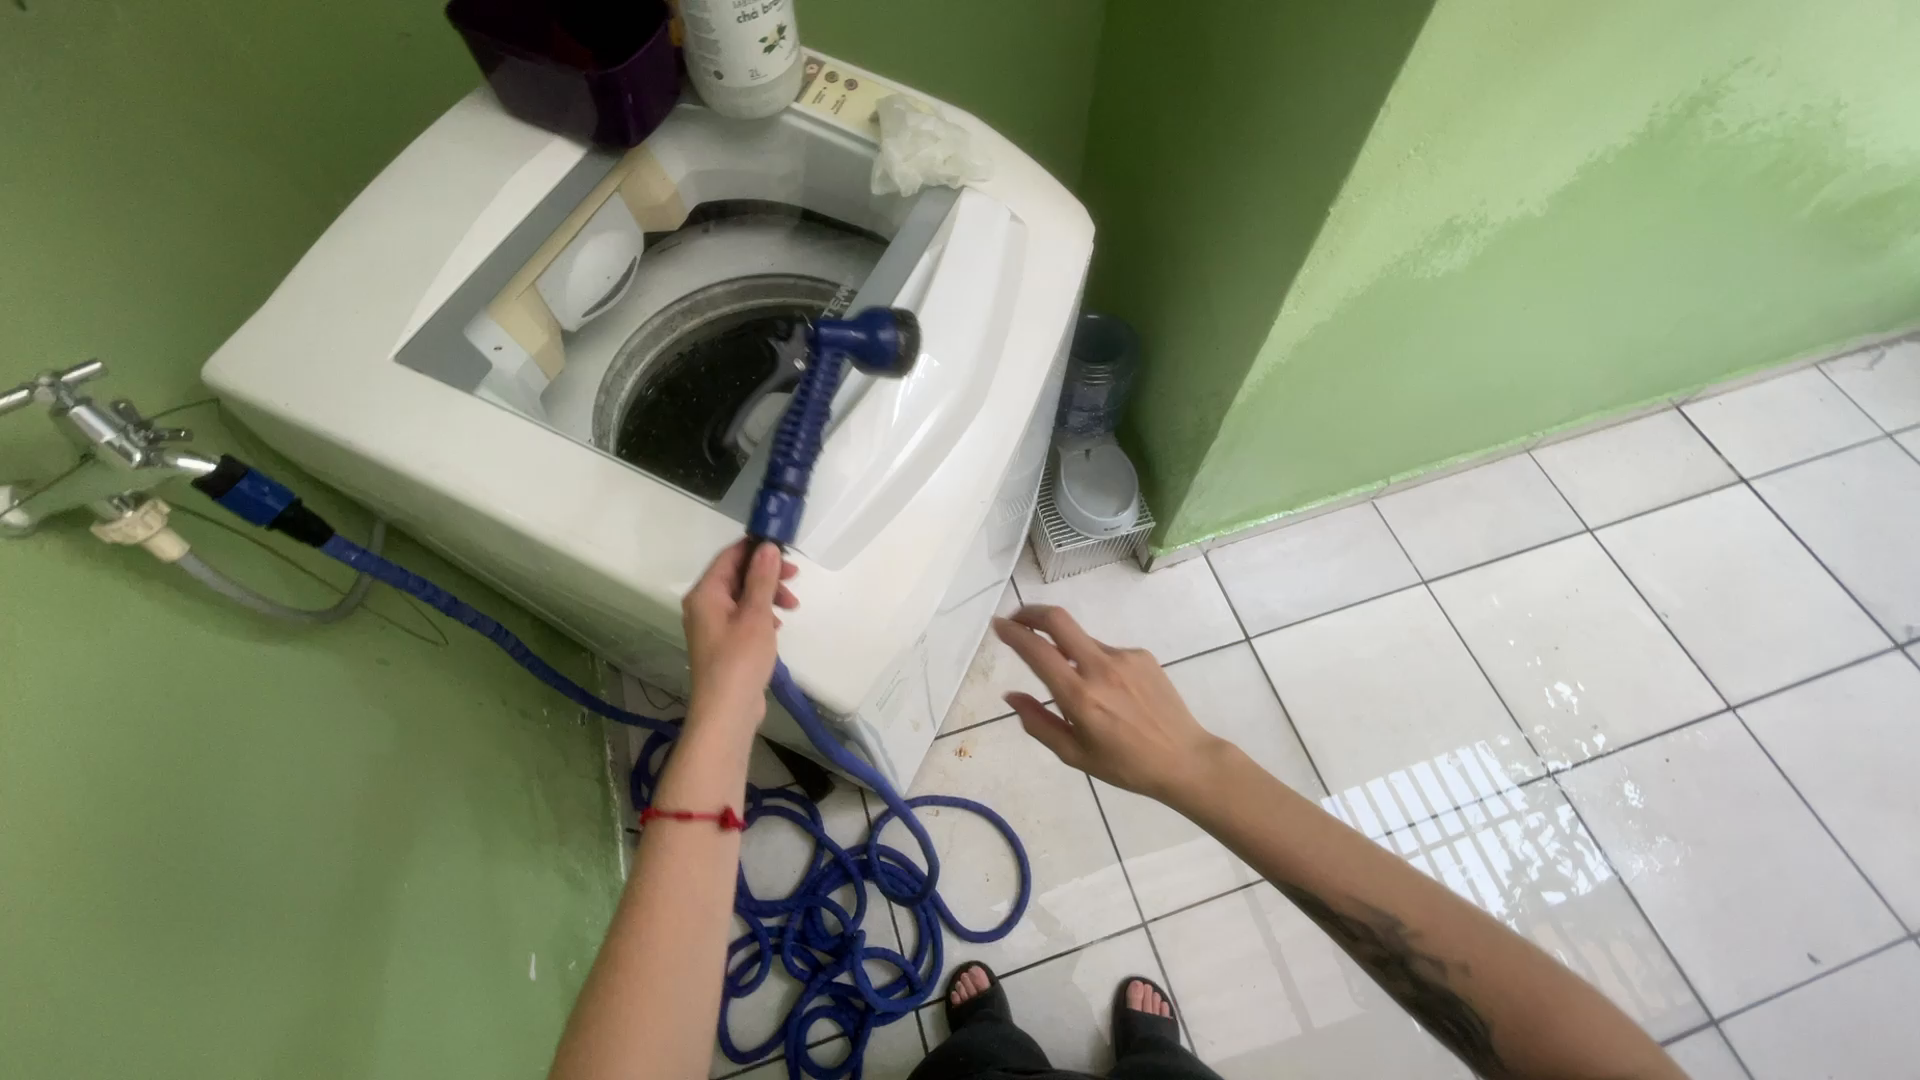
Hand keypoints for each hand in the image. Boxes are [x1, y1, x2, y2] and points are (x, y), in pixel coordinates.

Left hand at [682, 540, 798, 726]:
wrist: (727, 711)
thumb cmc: (740, 659)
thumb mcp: (756, 615)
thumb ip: (762, 578)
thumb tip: (767, 547)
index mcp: (705, 594)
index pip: (730, 556)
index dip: (757, 549)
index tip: (786, 551)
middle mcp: (704, 605)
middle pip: (737, 575)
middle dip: (767, 574)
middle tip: (794, 578)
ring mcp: (713, 626)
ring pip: (743, 596)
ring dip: (768, 594)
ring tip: (791, 606)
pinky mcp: (724, 643)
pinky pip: (743, 616)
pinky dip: (762, 614)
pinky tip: (777, 625)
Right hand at [993, 606, 1227, 804]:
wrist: (1185, 759)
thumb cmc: (1125, 765)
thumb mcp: (1073, 754)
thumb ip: (1037, 723)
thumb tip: (1011, 695)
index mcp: (1080, 696)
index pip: (1037, 651)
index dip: (1012, 633)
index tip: (997, 626)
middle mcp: (1100, 667)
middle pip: (1058, 619)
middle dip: (1030, 613)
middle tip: (1016, 620)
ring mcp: (1124, 657)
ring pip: (1082, 640)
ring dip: (1066, 650)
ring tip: (1078, 688)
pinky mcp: (1142, 655)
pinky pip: (1106, 652)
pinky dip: (1094, 664)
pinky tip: (1111, 693)